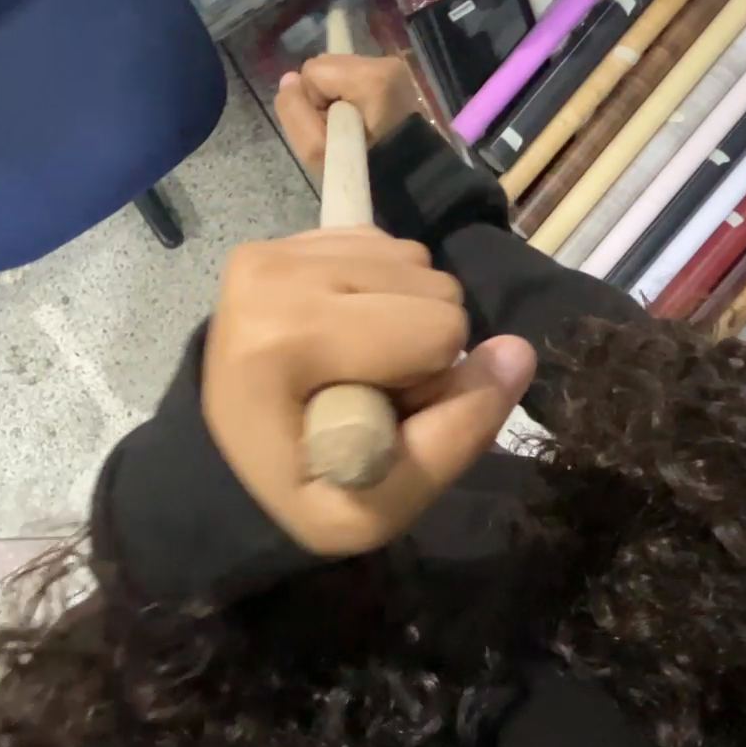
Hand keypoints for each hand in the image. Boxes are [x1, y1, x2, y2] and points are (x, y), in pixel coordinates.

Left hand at [204, 229, 535, 556]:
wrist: (227, 456)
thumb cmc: (295, 491)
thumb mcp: (376, 509)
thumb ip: (455, 438)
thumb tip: (517, 352)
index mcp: (284, 338)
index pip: (436, 332)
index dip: (431, 386)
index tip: (379, 419)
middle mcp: (273, 272)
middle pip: (432, 288)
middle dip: (422, 348)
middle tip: (370, 392)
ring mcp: (277, 247)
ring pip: (416, 261)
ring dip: (406, 318)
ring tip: (355, 366)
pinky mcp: (287, 238)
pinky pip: (387, 246)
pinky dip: (385, 293)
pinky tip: (347, 333)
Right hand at [274, 55, 424, 173]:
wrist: (409, 178)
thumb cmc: (363, 169)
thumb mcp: (318, 151)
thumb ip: (294, 112)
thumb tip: (288, 80)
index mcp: (371, 78)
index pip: (312, 72)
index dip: (312, 104)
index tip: (330, 131)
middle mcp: (384, 63)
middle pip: (325, 66)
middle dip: (323, 97)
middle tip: (340, 130)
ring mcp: (392, 67)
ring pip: (338, 71)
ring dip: (336, 97)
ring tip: (351, 126)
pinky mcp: (394, 75)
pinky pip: (354, 77)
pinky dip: (351, 96)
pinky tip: (361, 118)